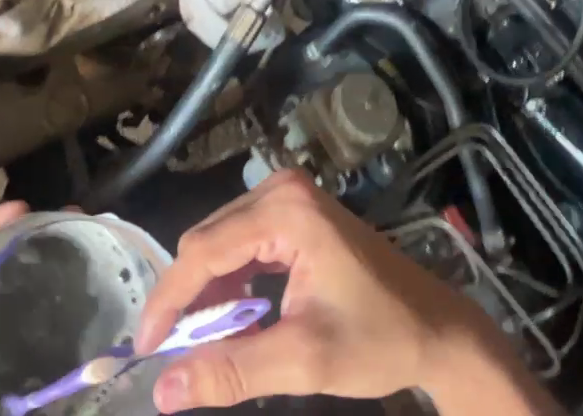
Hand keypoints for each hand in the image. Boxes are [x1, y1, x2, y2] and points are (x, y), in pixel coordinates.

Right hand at [136, 170, 559, 414]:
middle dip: (189, 298)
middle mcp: (282, 191)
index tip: (145, 348)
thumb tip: (163, 390)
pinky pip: (244, 242)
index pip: (203, 251)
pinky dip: (233, 281)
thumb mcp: (303, 360)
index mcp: (286, 212)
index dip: (170, 301)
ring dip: (210, 291)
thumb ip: (231, 371)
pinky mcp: (298, 212)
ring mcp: (291, 197)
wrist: (437, 327)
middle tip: (175, 352)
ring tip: (206, 342)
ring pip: (222, 242)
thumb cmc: (377, 339)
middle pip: (208, 241)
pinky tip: (237, 318)